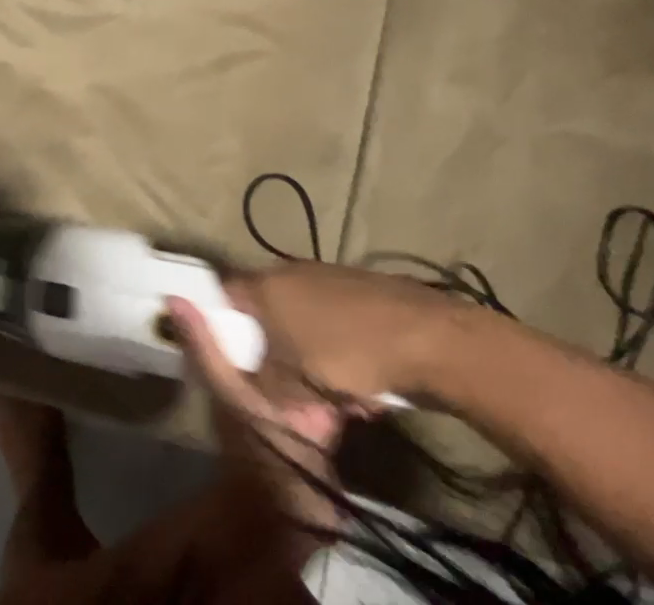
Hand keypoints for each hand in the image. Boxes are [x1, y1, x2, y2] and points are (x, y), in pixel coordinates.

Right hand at [175, 262, 471, 409]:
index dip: (218, 325)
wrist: (435, 341)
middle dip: (266, 340)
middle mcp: (290, 270)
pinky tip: (359, 371)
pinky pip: (334, 314)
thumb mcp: (293, 384)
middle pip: (262, 305)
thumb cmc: (350, 358)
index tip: (228, 355)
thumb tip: (247, 384)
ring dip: (303, 341)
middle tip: (279, 377)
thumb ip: (261, 381)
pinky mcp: (365, 284)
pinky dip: (336, 337)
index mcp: (263, 286)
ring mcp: (330, 274)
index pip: (222, 296)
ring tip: (326, 383)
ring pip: (301, 311)